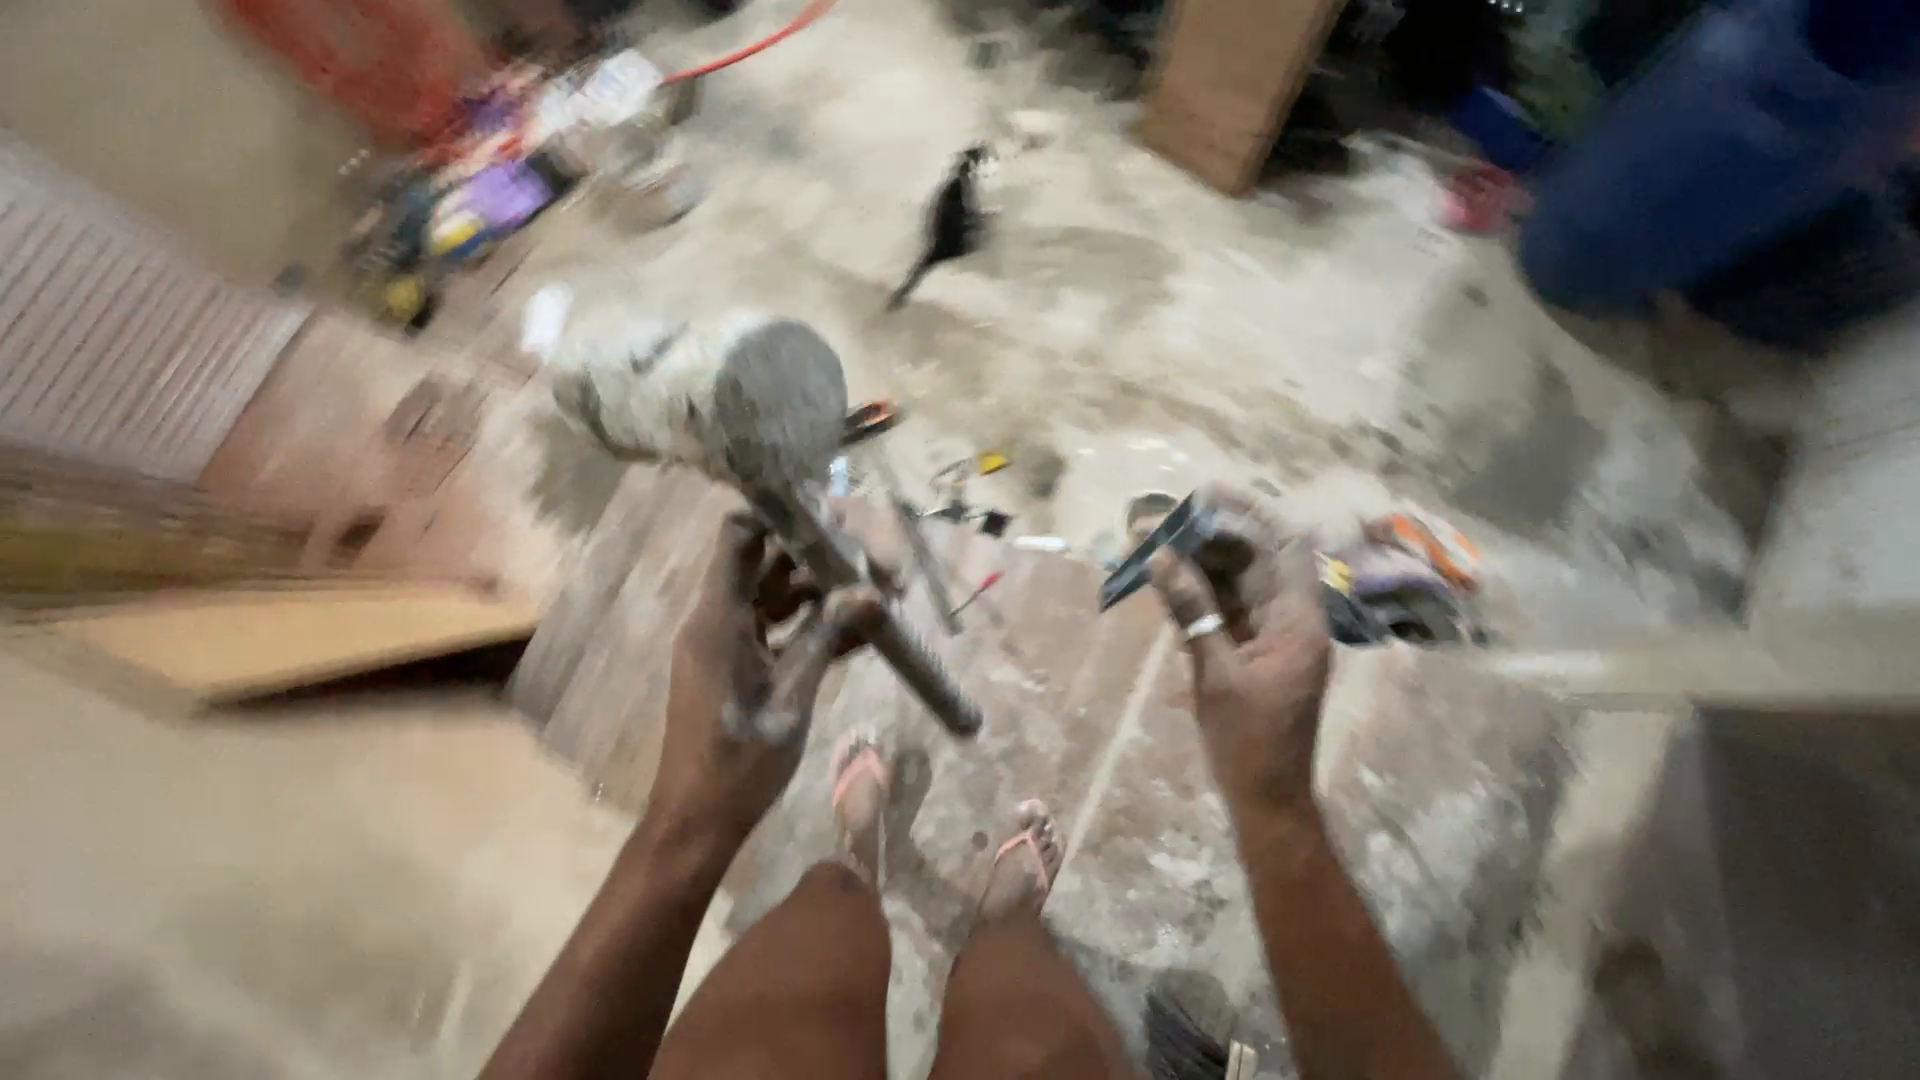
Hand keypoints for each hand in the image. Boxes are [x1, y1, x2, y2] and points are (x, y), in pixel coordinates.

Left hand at [650, 511, 884, 839]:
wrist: (698, 819)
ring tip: (878, 590)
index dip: (781, 515)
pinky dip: (812, 626)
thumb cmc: (740, 762)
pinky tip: (860, 628)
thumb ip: (828, 637)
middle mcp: (718, 619)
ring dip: (823, 591)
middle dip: (819, 555)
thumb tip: (870, 590)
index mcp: (718, 618)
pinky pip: (778, 629)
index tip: (832, 513)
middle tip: (873, 555)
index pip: (740, 536)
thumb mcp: (792, 697)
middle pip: (766, 562)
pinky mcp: (740, 664)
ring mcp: (728, 641)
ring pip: (777, 595)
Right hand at [1150, 483, 1332, 816]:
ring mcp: (1271, 635)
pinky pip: (1225, 609)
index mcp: (1299, 620)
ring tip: (1155, 543)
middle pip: (1255, 561)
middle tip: (1164, 521)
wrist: (1266, 797)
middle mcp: (1290, 619)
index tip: (1209, 492)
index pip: (1282, 547)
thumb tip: (1159, 557)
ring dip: (1199, 564)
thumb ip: (1191, 610)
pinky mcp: (1251, 651)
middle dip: (1211, 537)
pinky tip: (1165, 579)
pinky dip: (1198, 594)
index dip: (1248, 513)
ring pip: (1236, 584)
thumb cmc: (1248, 739)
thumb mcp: (1215, 671)